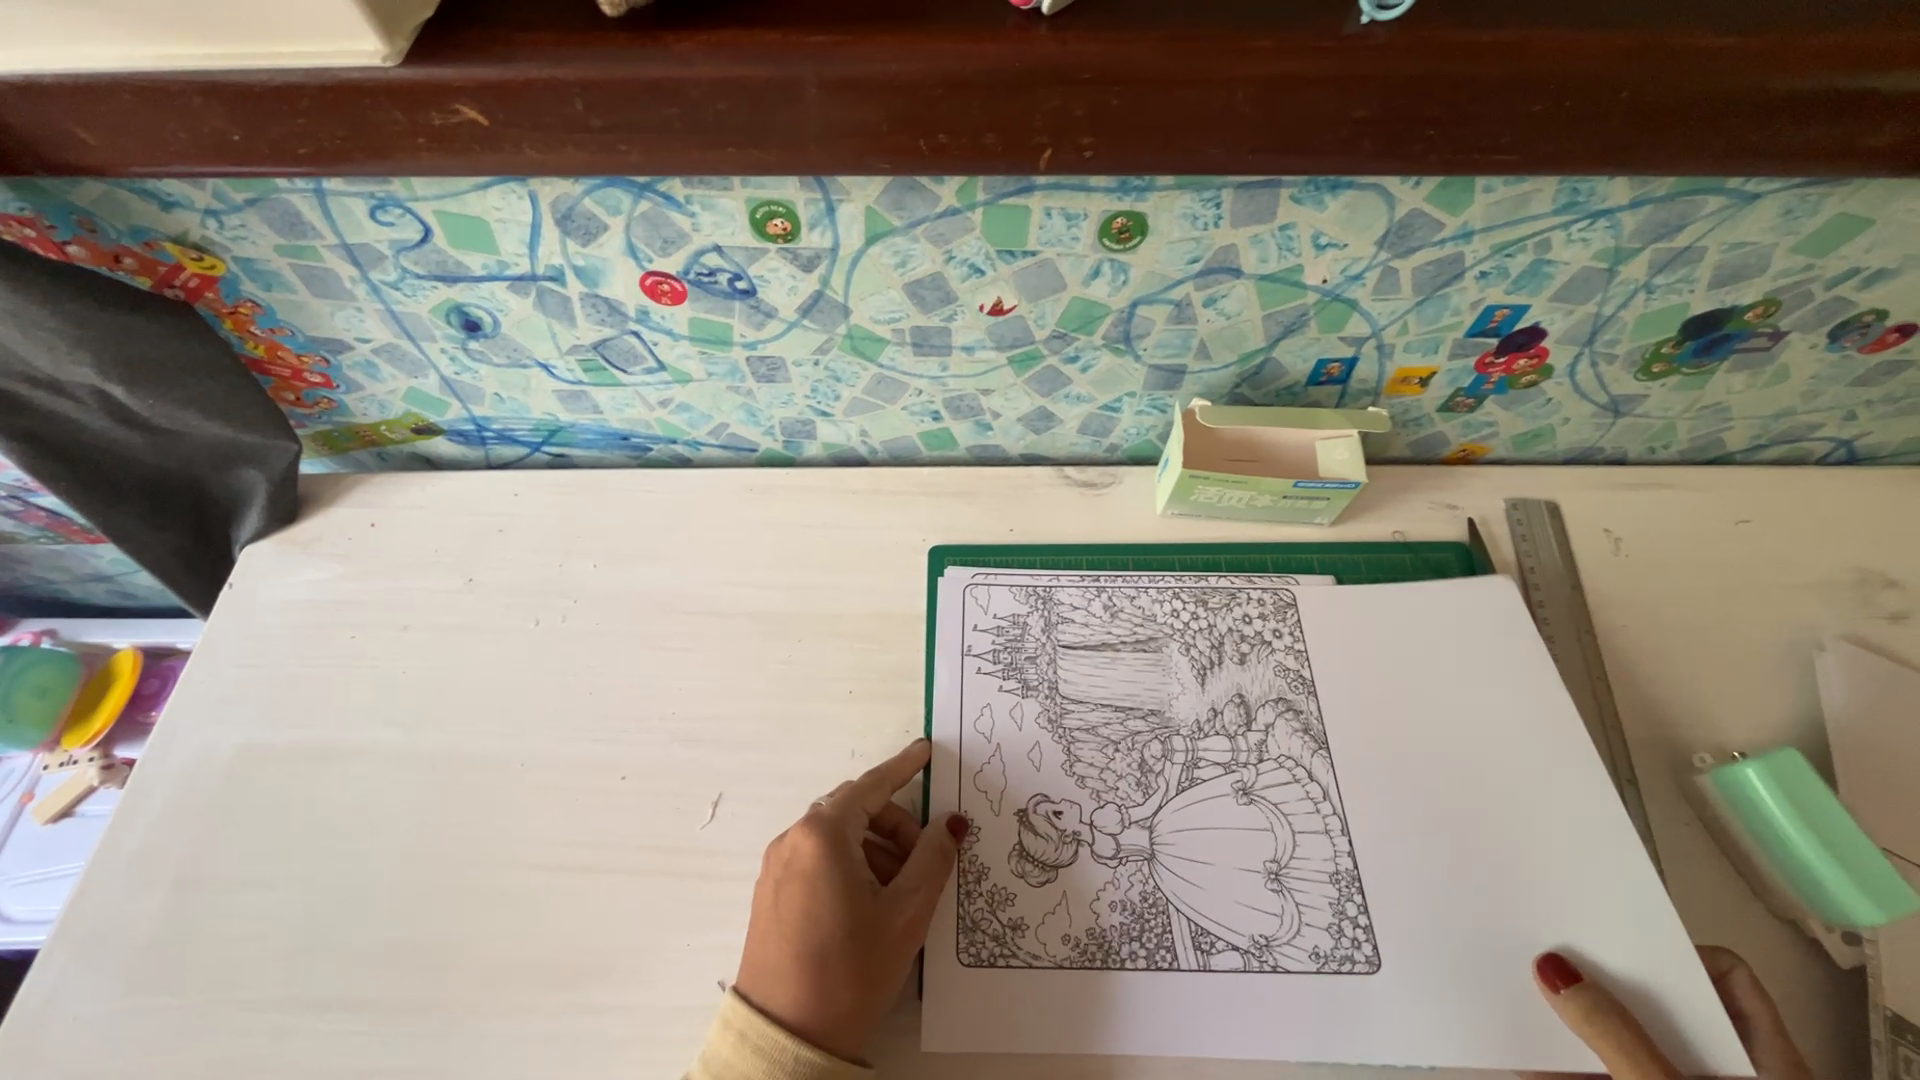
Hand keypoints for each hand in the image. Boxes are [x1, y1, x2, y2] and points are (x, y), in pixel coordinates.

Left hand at [733, 739, 966, 1063]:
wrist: (786, 1036)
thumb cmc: (850, 971)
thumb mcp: (905, 914)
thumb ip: (932, 858)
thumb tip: (950, 823)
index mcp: (823, 835)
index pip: (871, 786)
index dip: (903, 767)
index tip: (926, 751)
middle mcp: (794, 839)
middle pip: (854, 809)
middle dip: (894, 824)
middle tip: (925, 856)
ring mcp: (778, 866)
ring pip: (837, 835)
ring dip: (875, 848)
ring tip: (901, 891)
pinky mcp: (773, 892)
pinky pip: (819, 858)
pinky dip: (851, 864)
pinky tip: (871, 902)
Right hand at [1523, 947, 1813, 1078]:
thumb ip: (1616, 1035)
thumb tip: (1552, 967)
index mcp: (1763, 1064)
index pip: (1721, 976)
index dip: (1664, 948)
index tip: (1598, 934)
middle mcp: (1721, 1074)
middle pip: (1657, 1006)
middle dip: (1595, 983)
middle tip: (1541, 956)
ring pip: (1619, 1045)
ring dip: (1569, 1028)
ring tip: (1513, 997)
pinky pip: (1593, 1076)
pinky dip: (1560, 1071)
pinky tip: (1520, 1061)